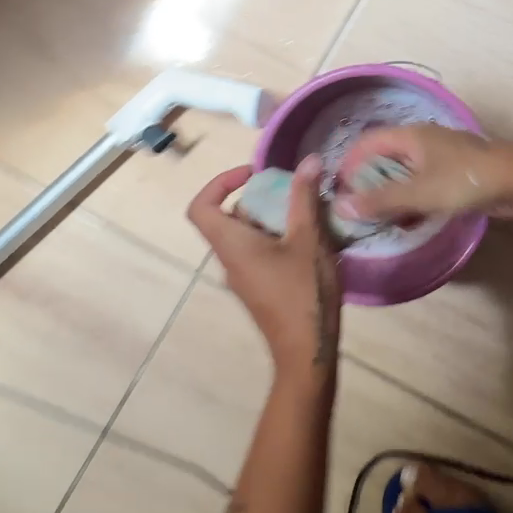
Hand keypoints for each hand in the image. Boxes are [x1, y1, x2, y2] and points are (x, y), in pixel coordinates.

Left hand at [187, 156, 340, 374]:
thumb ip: (305, 198)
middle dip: (260, 197)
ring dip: (273, 217)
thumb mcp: (308, 239)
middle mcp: (229, 259)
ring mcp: (243, 276)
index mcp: (231, 245)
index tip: (254, 174)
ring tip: (309, 212)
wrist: (306, 352)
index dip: (221, 182)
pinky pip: (258, 251)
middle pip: (229, 217)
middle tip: (293, 190)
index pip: (201, 207)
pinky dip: (278, 236)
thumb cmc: (302, 293)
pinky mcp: (258, 288)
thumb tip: (309, 160)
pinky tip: (311, 240)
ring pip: (247, 234)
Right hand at [335, 125, 512, 221]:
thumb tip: (340, 204)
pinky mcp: (456, 174)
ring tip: (378, 219)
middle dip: (369, 181)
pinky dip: (412, 198)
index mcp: (411, 135)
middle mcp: (424, 140)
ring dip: (391, 192)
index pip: (368, 142)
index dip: (350, 164)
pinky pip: (424, 183)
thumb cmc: (466, 181)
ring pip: (406, 171)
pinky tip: (409, 219)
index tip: (337, 192)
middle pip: (386, 156)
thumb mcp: (419, 192)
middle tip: (355, 211)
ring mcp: (442, 156)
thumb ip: (380, 199)